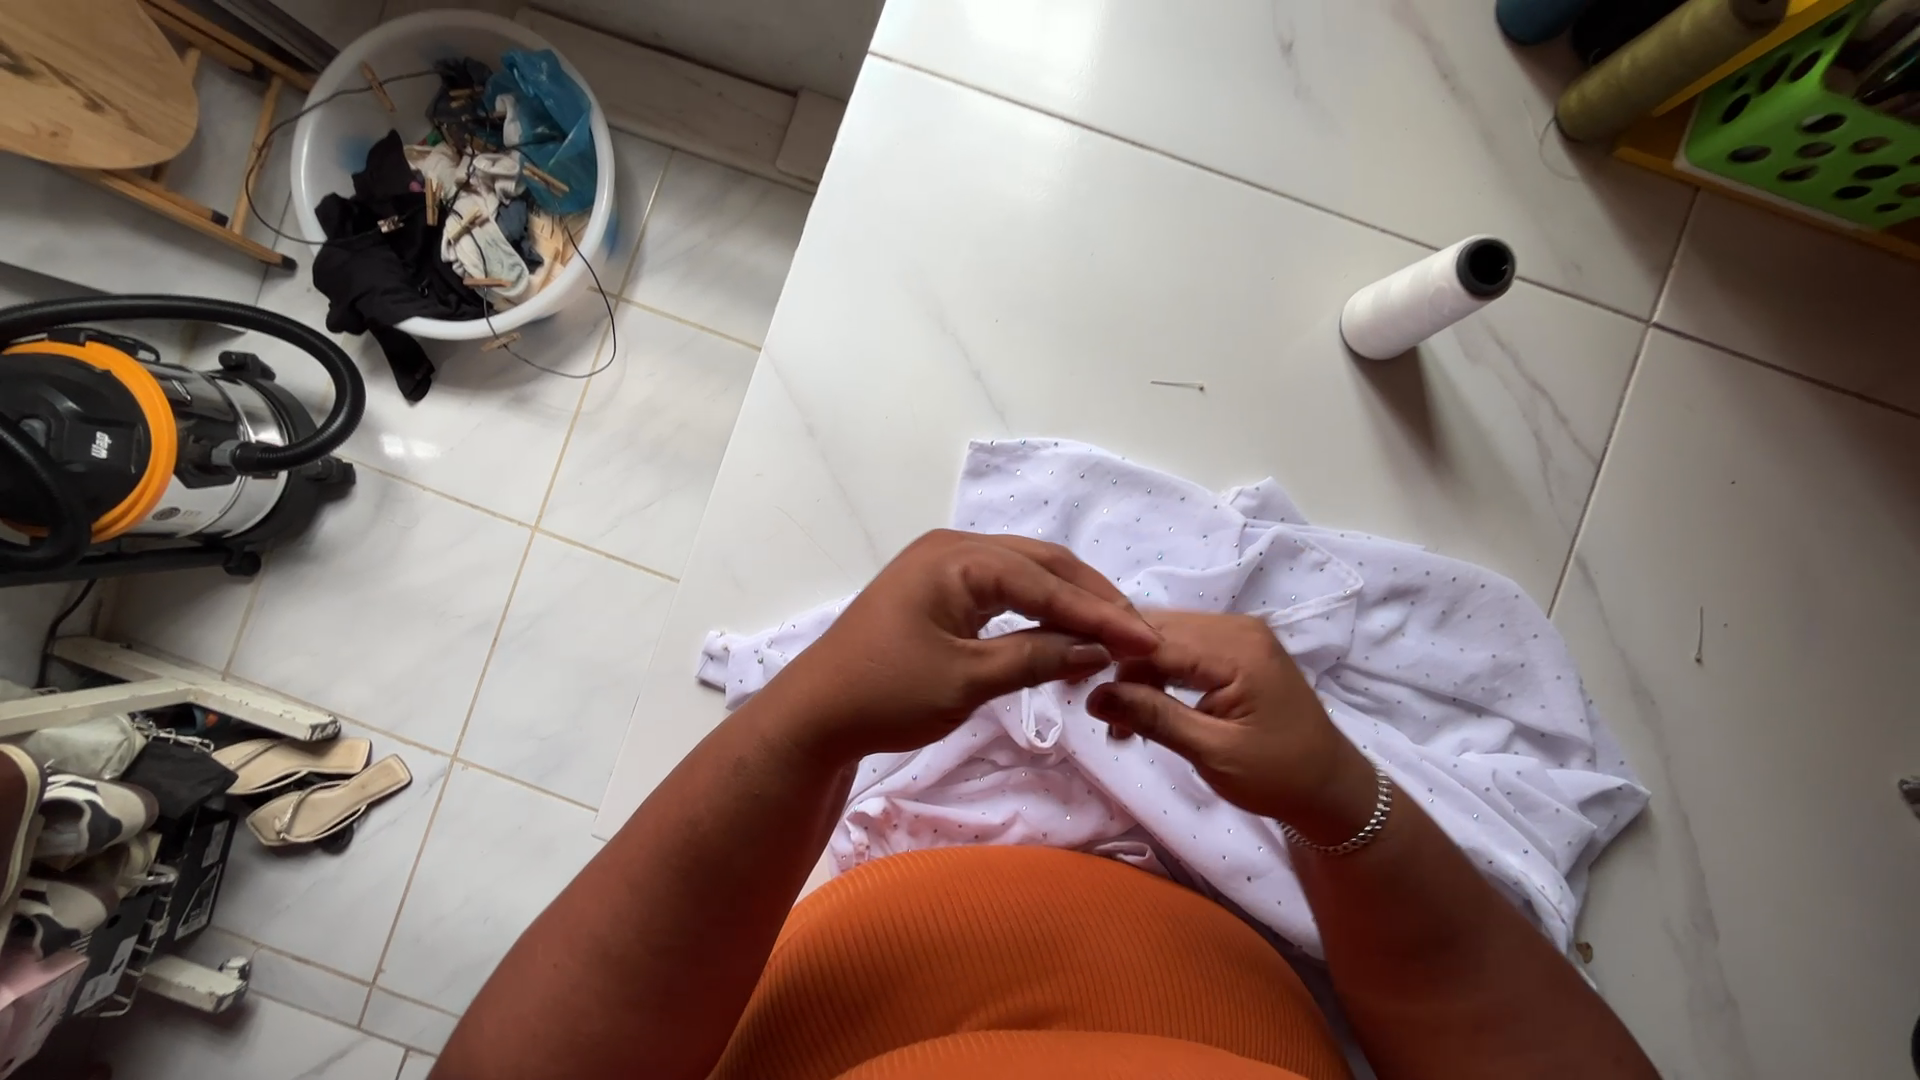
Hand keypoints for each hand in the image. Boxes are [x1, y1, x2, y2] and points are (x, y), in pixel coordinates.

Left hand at [763, 530, 1160, 761]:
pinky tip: (1063, 634)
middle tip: (1136, 636)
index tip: (1146, 643)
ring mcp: (944, 567)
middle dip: (1091, 600)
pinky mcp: (940, 590)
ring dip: (1067, 605)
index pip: (1045, 581)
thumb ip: (1037, 657)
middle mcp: (953, 548)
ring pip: (1024, 576)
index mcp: (957, 558)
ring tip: (1111, 636)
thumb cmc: (886, 694)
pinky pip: (1002, 592)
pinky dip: (1037, 612)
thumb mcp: (968, 679)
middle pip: (1041, 565)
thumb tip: (1097, 651)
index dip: (1100, 614)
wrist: (816, 715)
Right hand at [1085, 612, 1378, 845]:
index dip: (1112, 660)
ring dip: (1137, 673)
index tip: (1079, 690)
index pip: (1154, 639)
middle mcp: (1236, 627)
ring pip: (1163, 638)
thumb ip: (1153, 717)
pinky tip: (1147, 706)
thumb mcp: (1212, 752)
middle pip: (1155, 631)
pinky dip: (1158, 674)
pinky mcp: (1234, 647)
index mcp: (1236, 648)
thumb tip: (1094, 696)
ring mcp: (1237, 634)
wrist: (1331, 789)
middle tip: (1102, 714)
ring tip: (1123, 721)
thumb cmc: (1278, 776)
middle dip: (1121, 667)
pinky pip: (1181, 648)